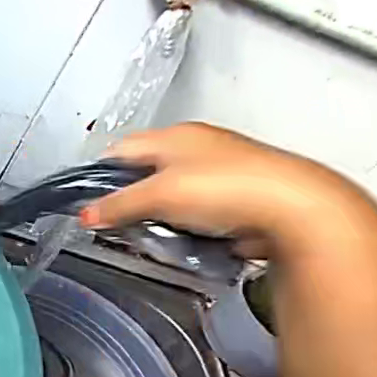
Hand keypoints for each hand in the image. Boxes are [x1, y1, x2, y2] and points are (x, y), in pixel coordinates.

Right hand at [79, 123, 376, 256]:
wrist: (290, 210)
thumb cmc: (225, 190)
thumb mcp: (158, 196)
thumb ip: (117, 206)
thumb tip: (85, 216)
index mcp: (174, 136)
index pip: (119, 149)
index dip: (98, 175)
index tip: (86, 203)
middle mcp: (193, 147)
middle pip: (142, 173)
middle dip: (125, 199)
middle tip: (113, 225)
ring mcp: (214, 172)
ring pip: (165, 194)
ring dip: (152, 215)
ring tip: (145, 235)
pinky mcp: (230, 198)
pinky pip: (189, 212)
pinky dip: (177, 225)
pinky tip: (177, 239)